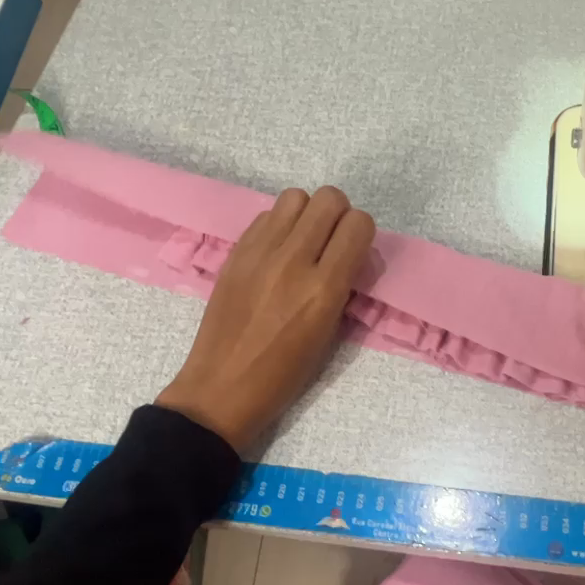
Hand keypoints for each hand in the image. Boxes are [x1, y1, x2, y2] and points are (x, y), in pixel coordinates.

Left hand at [156, 186, 375, 451]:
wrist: (222, 387)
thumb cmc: (285, 373)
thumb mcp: (330, 332)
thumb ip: (343, 285)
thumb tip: (348, 252)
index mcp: (324, 289)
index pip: (358, 224)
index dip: (361, 233)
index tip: (354, 250)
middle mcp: (294, 261)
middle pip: (329, 198)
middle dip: (338, 214)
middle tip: (330, 240)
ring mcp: (260, 253)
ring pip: (296, 196)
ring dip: (306, 213)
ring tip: (302, 240)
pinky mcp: (235, 252)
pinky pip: (267, 215)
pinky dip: (278, 226)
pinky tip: (275, 252)